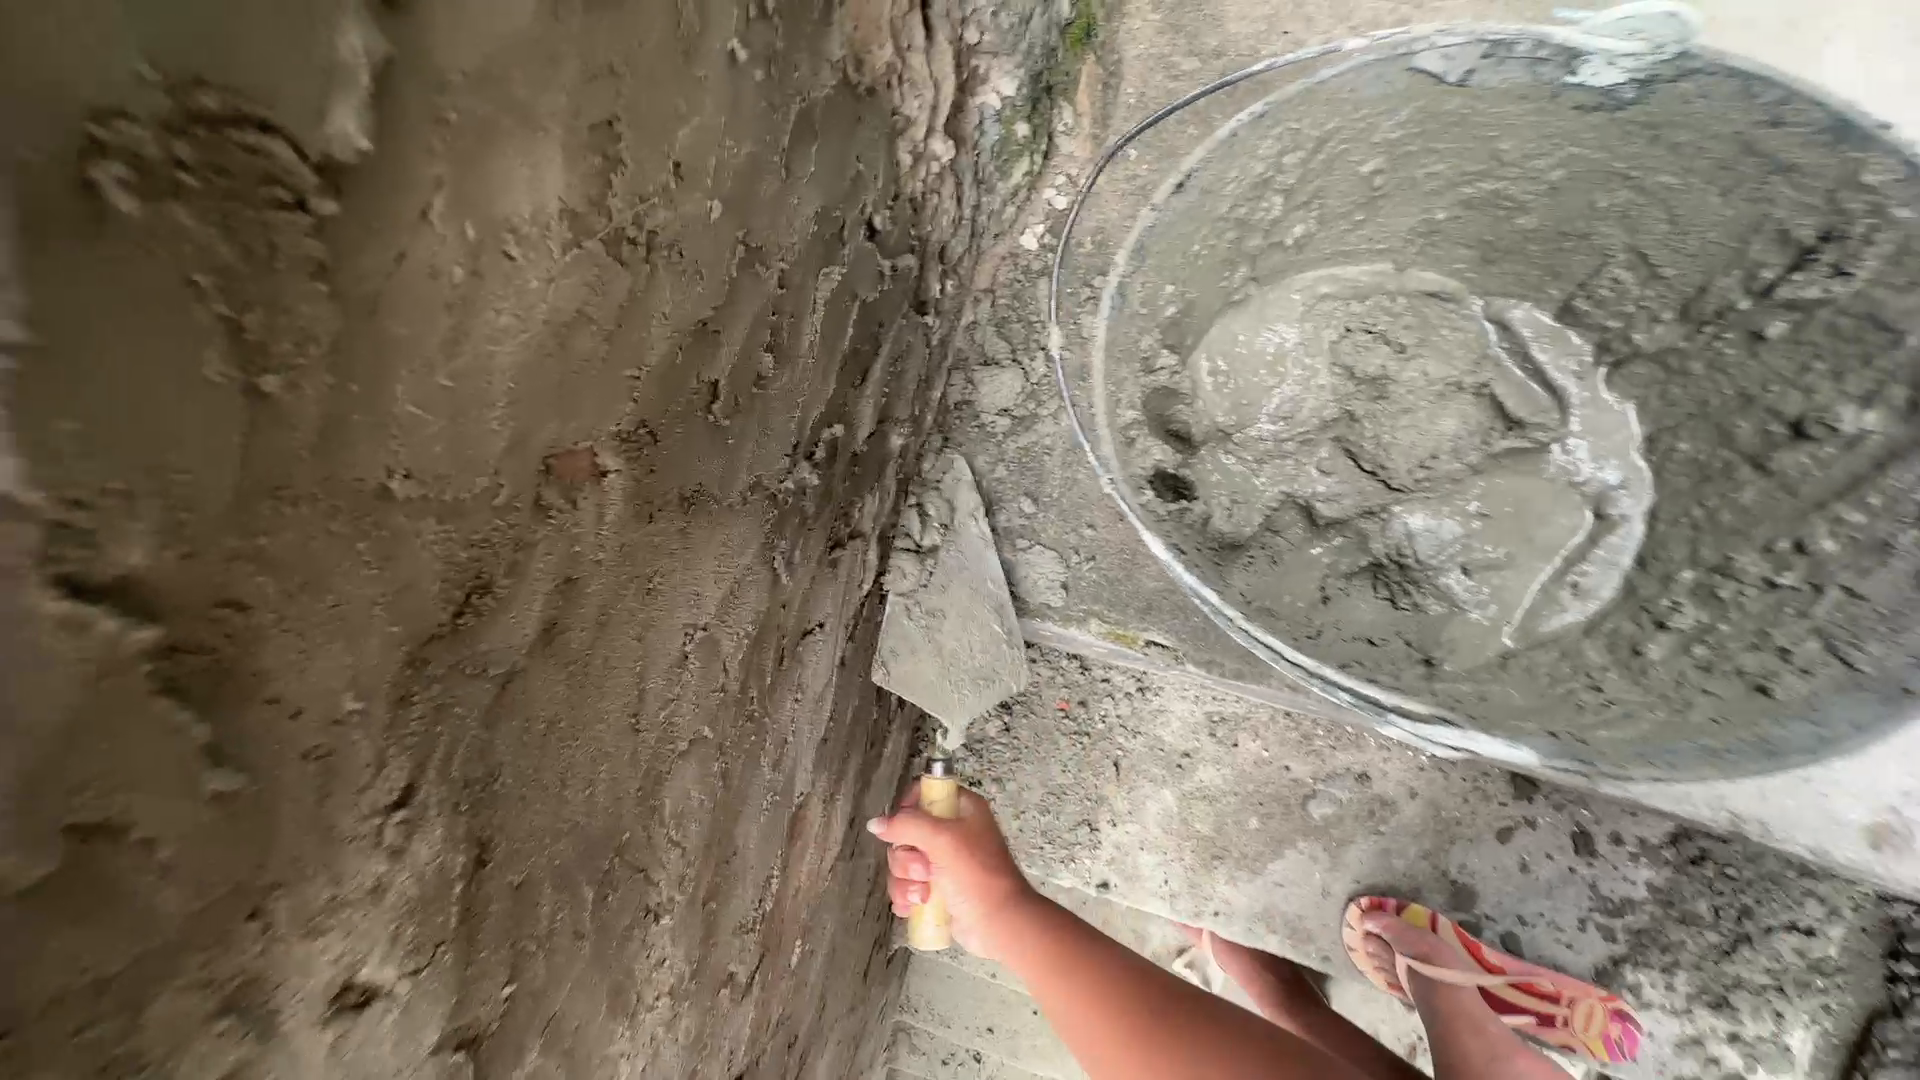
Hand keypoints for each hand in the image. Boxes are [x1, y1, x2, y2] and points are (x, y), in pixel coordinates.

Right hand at [868, 779, 1038, 959]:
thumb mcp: (943, 840)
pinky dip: (906, 896)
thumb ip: (907, 825)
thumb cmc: (977, 875)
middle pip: (906, 832)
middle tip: (925, 869)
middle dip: (908, 856)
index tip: (904, 827)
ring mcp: (943, 862)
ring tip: (925, 893)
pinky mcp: (936, 888)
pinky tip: (914, 907)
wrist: (997, 923)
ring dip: (906, 881)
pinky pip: (906, 885)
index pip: (924, 793)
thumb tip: (876, 823)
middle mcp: (951, 832)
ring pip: (902, 862)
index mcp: (961, 809)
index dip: (908, 808)